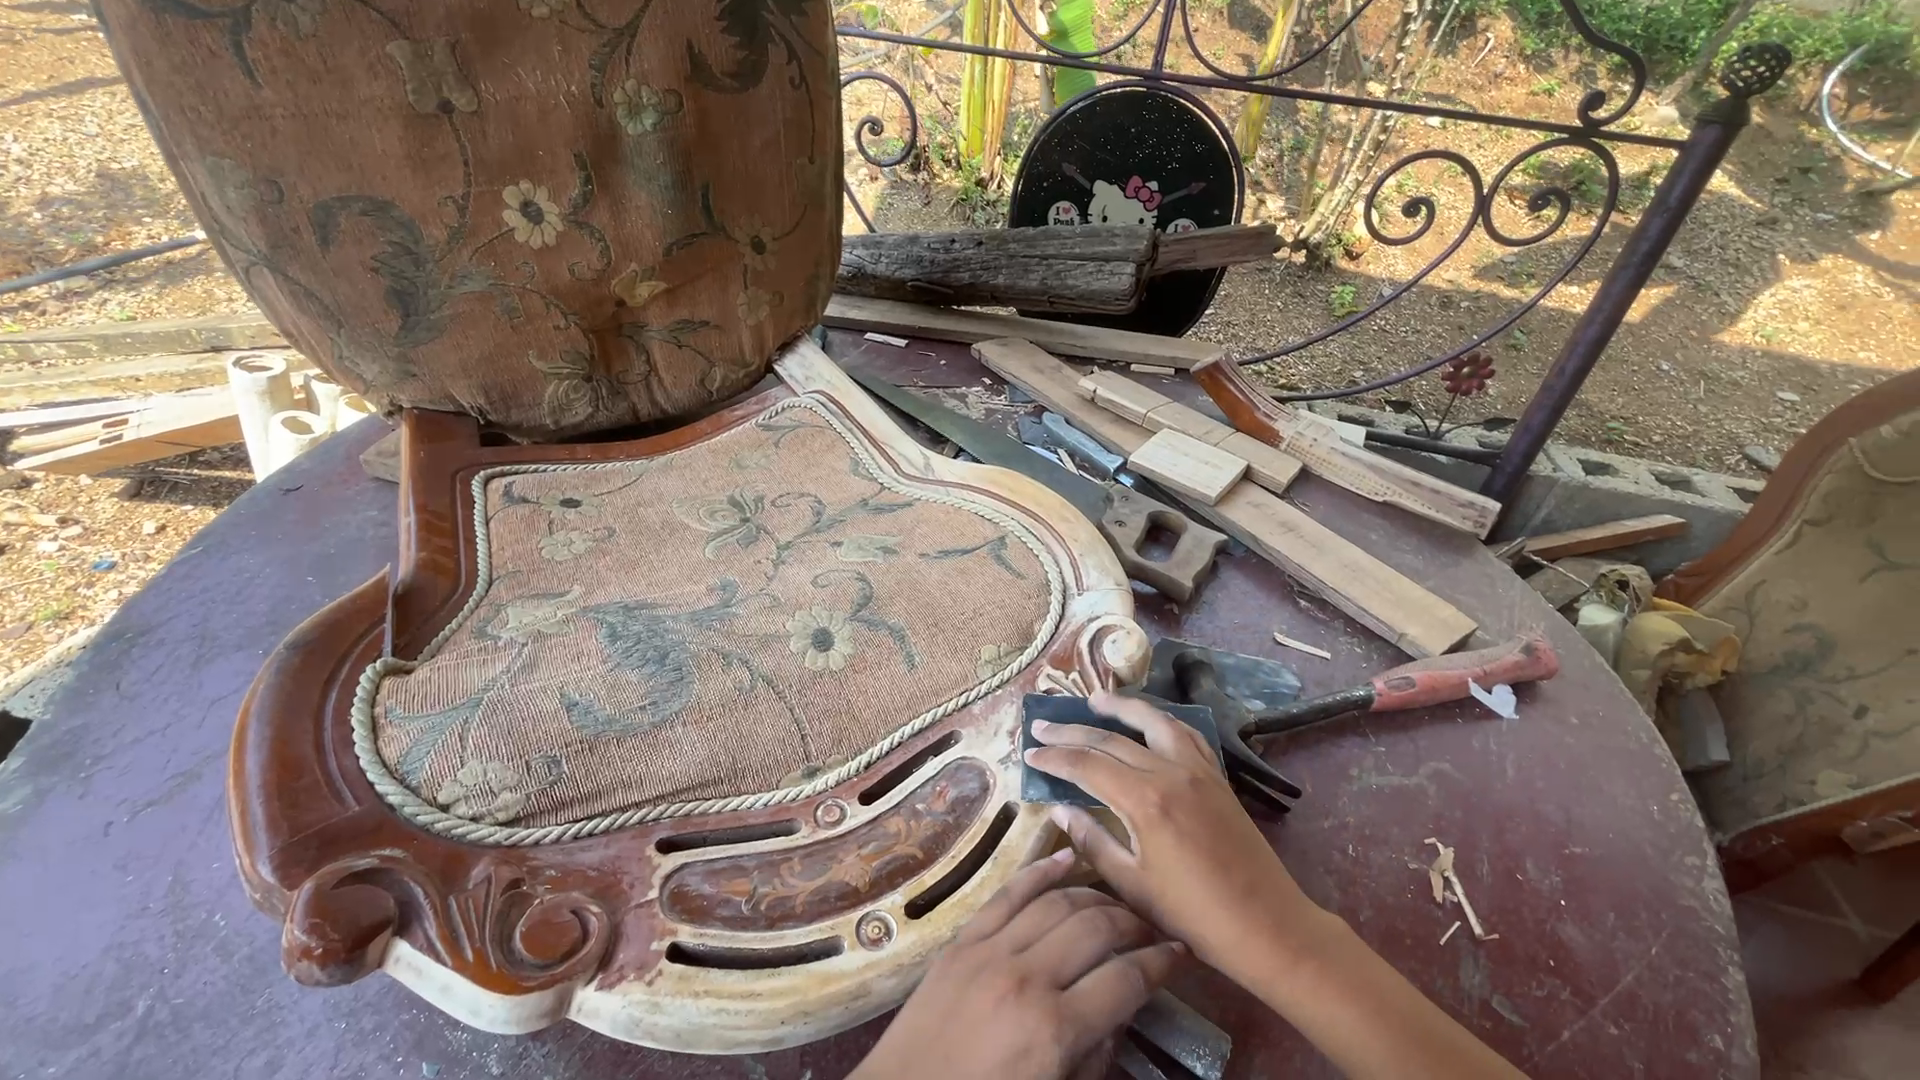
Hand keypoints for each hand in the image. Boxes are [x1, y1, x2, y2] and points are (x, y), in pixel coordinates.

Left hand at [849, 847, 1182, 1079]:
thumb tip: (1120, 1009)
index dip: (1162, 964)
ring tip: (1119, 905)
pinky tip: (1068, 857)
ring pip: (1057, 902)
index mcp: (1054, 1030)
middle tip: (1152, 930)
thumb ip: (1095, 1055)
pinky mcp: (961, 941)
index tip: (1180, 954)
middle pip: (1097, 928)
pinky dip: (1040, 871)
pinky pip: (1007, 894)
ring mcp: (988, 952)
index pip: (1127, 979)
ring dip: (1096, 897)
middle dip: (1134, 925)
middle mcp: (1026, 978)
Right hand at [1024, 691, 1329, 984]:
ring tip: (1095, 699)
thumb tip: (1061, 809)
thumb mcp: (1132, 884)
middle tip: (1042, 723)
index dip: (1054, 756)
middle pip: (1112, 739)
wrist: (1265, 924)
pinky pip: (1186, 735)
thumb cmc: (1192, 913)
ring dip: (1122, 707)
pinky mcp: (1217, 778)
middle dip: (1072, 730)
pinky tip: (1150, 722)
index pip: (1086, 764)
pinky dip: (1161, 721)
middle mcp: (1169, 773)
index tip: (1029, 752)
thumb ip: (1093, 841)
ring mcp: (1198, 771)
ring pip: (1154, 723)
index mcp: (1144, 801)